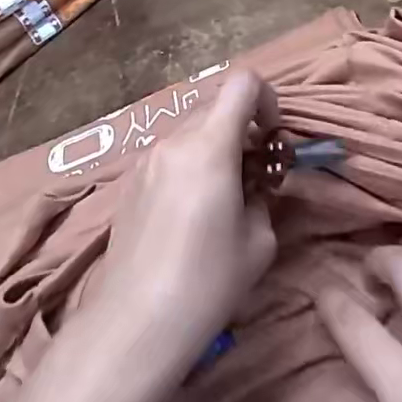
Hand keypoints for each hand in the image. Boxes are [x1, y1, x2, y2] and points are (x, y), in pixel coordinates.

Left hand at [89, 70, 279, 362]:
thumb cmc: (208, 281)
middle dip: (242, 129)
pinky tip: (189, 213)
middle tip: (255, 175)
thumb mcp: (258, 241)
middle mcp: (173, 141)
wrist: (137, 318)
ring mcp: (145, 159)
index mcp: (208, 146)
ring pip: (190, 131)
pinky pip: (169, 155)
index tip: (272, 138)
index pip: (242, 83)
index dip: (267, 99)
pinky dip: (189, 164)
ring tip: (222, 198)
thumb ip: (262, 197)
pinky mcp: (129, 181)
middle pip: (215, 106)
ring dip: (215, 147)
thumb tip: (252, 187)